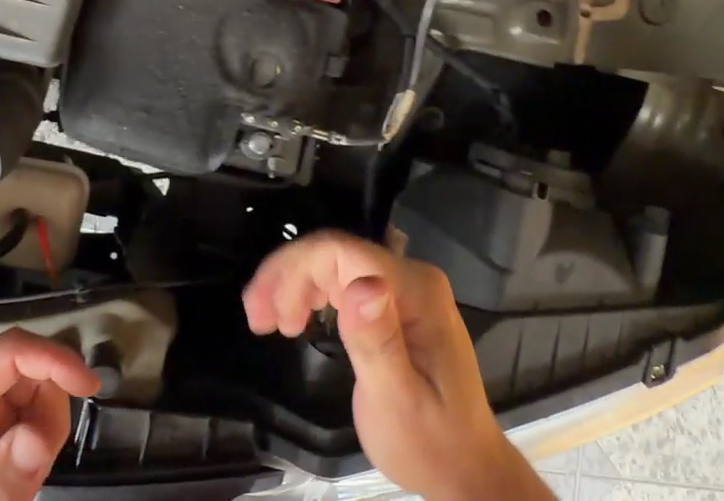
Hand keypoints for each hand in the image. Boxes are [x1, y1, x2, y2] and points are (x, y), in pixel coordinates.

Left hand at [0, 328, 103, 500]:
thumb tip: (35, 437)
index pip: (7, 352)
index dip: (53, 359)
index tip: (90, 386)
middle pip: (29, 366)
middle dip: (50, 410)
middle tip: (41, 465)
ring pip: (36, 380)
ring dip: (46, 424)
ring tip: (24, 472)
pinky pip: (32, 398)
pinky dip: (41, 428)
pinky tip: (20, 460)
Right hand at [243, 231, 552, 500]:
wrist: (465, 471)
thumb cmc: (430, 443)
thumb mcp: (397, 399)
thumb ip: (377, 340)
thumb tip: (361, 285)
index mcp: (416, 292)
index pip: (340, 251)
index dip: (293, 270)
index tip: (265, 311)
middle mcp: (410, 278)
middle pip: (331, 253)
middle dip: (286, 279)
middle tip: (257, 319)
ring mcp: (402, 289)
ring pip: (329, 263)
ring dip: (291, 286)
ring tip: (266, 323)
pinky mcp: (391, 304)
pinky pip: (339, 280)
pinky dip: (308, 295)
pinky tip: (292, 321)